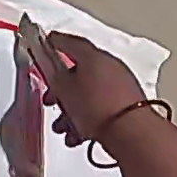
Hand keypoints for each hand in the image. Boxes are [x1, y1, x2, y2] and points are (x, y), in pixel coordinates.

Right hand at [39, 32, 147, 149]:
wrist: (128, 131)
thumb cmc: (98, 107)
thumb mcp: (64, 89)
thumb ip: (56, 77)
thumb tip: (55, 74)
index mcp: (94, 56)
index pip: (71, 43)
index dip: (56, 42)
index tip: (49, 42)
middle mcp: (110, 67)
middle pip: (79, 72)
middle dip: (62, 89)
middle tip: (51, 98)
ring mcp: (120, 86)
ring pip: (88, 94)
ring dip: (72, 109)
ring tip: (63, 126)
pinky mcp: (126, 105)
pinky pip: (100, 107)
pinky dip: (87, 118)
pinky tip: (78, 134)